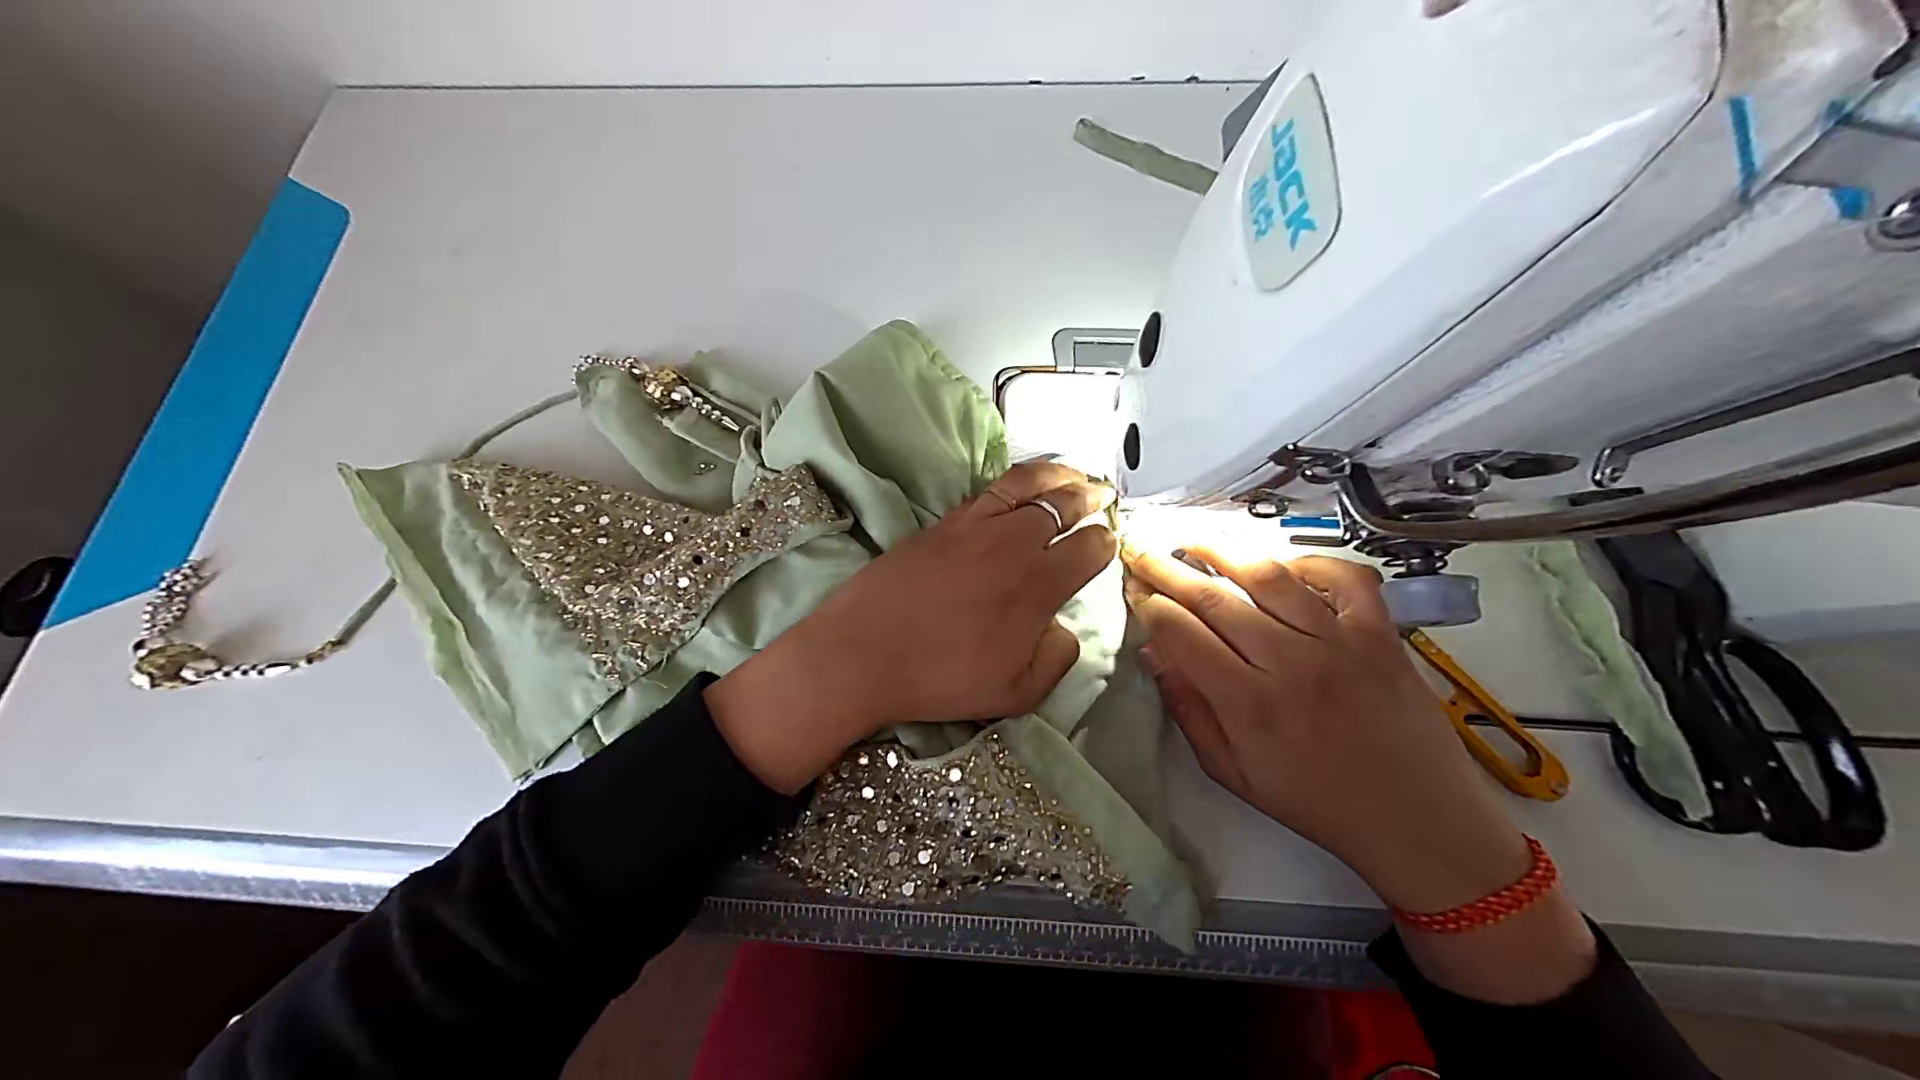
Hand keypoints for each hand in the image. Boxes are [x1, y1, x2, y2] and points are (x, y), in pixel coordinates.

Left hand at [707, 461, 1117, 793]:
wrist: (862, 653)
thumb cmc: (939, 679)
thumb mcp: (1015, 693)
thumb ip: (1056, 659)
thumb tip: (1064, 629)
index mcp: (1038, 586)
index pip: (1088, 549)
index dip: (1105, 543)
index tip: (1106, 543)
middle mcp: (1013, 545)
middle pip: (1064, 507)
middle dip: (1091, 499)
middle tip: (1102, 496)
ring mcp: (975, 526)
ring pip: (1029, 485)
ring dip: (1059, 475)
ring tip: (1074, 473)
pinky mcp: (944, 522)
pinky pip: (991, 489)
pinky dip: (1018, 479)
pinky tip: (1021, 485)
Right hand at [1122, 543, 1528, 910]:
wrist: (1417, 820)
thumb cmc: (1317, 802)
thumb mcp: (1233, 771)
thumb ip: (1190, 711)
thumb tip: (1155, 655)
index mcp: (1249, 704)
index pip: (1181, 633)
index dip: (1149, 604)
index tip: (1133, 589)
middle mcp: (1291, 664)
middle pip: (1212, 598)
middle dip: (1166, 568)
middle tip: (1142, 552)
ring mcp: (1340, 643)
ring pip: (1267, 576)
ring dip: (1221, 550)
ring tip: (1191, 540)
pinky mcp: (1380, 634)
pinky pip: (1343, 578)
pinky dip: (1309, 560)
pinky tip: (1280, 563)